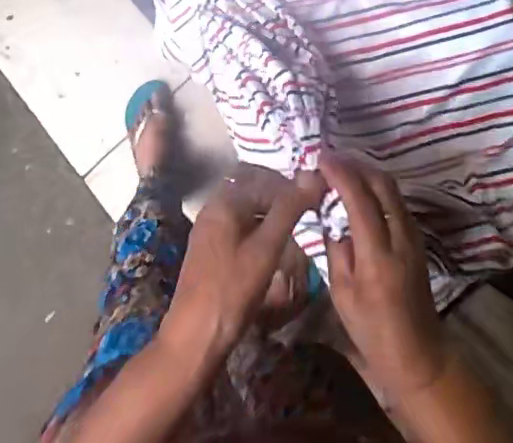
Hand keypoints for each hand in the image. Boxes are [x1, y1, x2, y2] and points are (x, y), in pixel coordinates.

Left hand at [157, 164, 323, 369]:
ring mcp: (209, 230)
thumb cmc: (232, 290)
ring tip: (298, 230)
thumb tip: (312, 174)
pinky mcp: (210, 250)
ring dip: (272, 215)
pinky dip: (259, 230)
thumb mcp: (266, 248)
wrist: (194, 338)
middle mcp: (213, 208)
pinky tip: (275, 248)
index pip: (265, 178)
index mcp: (224, 201)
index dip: (292, 186)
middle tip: (311, 213)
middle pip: (254, 191)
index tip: (317, 198)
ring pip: (248, 211)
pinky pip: (240, 227)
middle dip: (282, 199)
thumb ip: (289, 209)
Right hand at [319, 153, 450, 401]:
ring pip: (391, 187)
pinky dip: (376, 185)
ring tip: (341, 167)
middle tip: (330, 157)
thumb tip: (329, 215)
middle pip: (382, 184)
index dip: (340, 174)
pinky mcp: (416, 237)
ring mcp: (413, 235)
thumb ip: (336, 249)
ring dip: (366, 171)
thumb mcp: (342, 294)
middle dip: (355, 164)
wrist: (419, 353)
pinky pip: (395, 199)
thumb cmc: (373, 330)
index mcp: (378, 256)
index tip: (321, 158)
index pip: (360, 200)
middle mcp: (401, 238)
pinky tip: (359, 187)